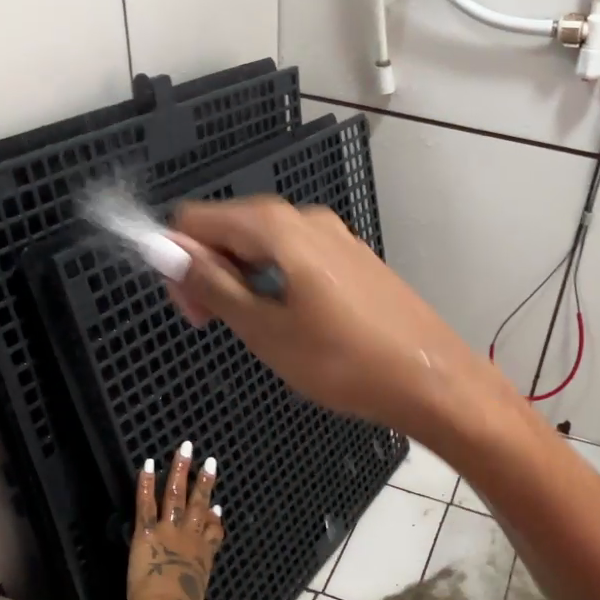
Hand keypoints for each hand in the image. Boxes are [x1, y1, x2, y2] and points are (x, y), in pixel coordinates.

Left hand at [128, 443, 225, 599]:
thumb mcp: (196, 598)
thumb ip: (196, 584)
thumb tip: (195, 580)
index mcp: (204, 556)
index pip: (213, 532)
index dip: (214, 518)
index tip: (216, 507)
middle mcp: (190, 538)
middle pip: (199, 505)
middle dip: (204, 482)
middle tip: (209, 461)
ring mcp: (170, 532)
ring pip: (176, 496)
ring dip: (181, 471)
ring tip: (184, 450)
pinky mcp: (148, 532)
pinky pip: (146, 504)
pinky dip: (146, 484)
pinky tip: (147, 465)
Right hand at [165, 199, 514, 439]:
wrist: (431, 380)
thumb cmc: (345, 362)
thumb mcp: (266, 331)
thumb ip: (213, 286)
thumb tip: (168, 251)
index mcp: (278, 228)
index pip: (197, 220)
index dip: (178, 261)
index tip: (190, 312)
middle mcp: (307, 220)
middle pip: (233, 230)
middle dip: (212, 274)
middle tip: (220, 330)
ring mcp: (338, 240)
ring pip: (267, 250)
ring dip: (247, 287)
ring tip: (266, 338)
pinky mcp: (357, 263)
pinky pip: (299, 264)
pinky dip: (280, 290)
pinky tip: (299, 332)